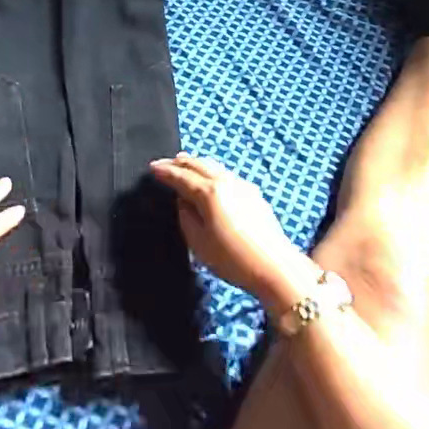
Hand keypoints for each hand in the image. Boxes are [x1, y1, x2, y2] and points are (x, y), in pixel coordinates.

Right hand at [149, 154, 319, 315]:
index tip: (152, 167)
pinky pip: (226, 174)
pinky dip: (212, 171)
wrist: (276, 266)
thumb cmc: (232, 259)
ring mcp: (242, 185)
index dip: (165, 171)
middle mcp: (226, 181)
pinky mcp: (254, 193)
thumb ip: (186, 217)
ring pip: (214, 166)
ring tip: (186, 165)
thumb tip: (183, 200)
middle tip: (166, 163)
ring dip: (197, 164)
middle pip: (199, 164)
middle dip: (180, 162)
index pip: (181, 176)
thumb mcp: (199, 243)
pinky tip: (210, 179)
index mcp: (209, 192)